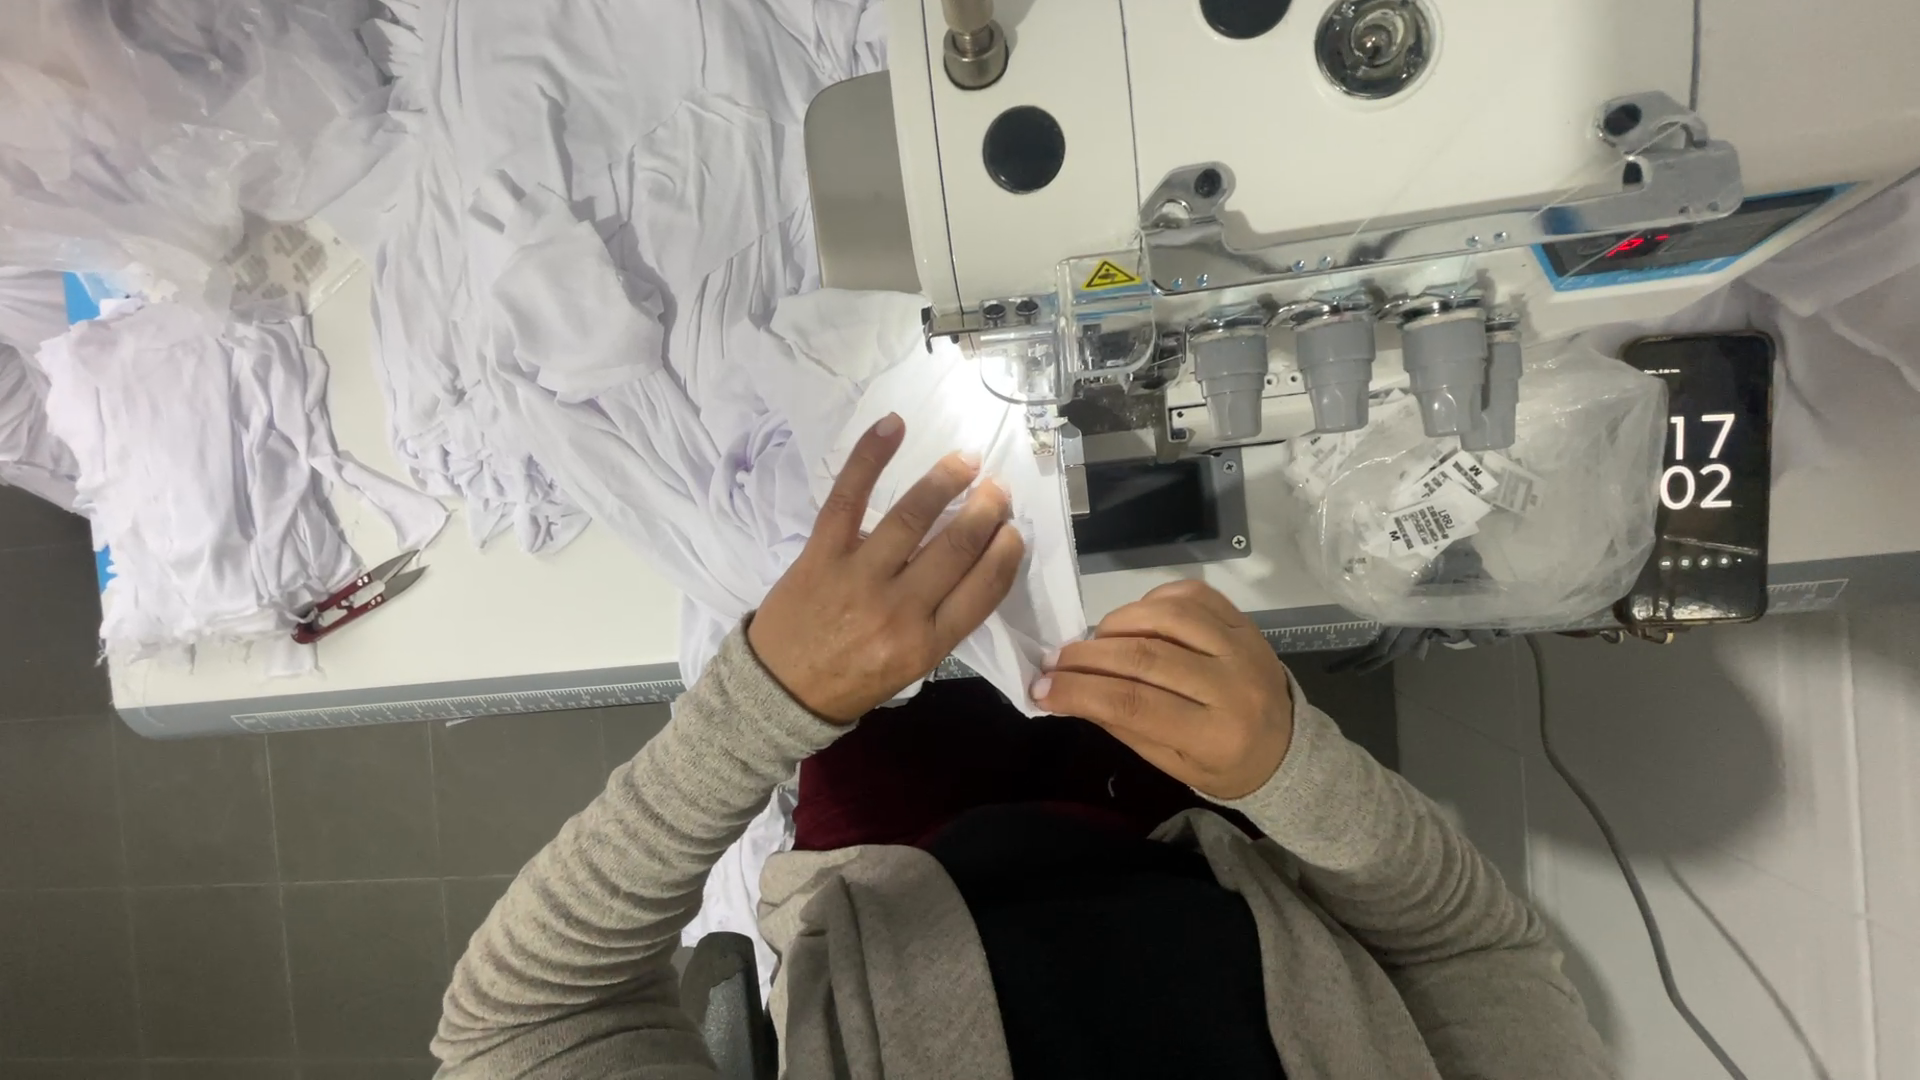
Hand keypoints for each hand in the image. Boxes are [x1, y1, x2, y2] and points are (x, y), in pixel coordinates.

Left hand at [749, 413, 1025, 722]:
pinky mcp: (822, 553)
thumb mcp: (911, 666)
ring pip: (911, 517)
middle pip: (955, 547)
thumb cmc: (853, 679)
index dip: (1006, 552)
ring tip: (966, 461)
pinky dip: (871, 457)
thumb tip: (972, 560)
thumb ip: (943, 619)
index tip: (1013, 529)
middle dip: (985, 510)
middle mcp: (899, 609)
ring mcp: (858, 577)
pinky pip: (848, 498)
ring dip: (945, 481)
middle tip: (997, 489)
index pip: (983, 589)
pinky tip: (894, 426)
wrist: (780, 690)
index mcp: (926, 642)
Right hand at [1031, 580, 1294, 799]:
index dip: (1079, 692)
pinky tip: (1133, 621)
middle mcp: (1233, 685)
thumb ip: (1119, 723)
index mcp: (1216, 734)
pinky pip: (1188, 595)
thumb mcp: (1170, 763)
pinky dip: (1150, 602)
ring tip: (1094, 642)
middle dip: (1087, 657)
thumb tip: (1062, 690)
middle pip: (1145, 656)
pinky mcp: (1242, 620)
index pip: (1134, 703)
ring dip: (1115, 625)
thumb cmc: (1221, 764)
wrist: (1287, 746)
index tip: (1041, 688)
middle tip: (1053, 661)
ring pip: (1165, 617)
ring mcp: (1241, 645)